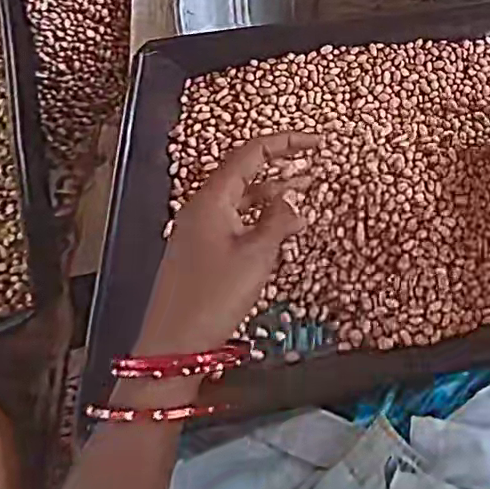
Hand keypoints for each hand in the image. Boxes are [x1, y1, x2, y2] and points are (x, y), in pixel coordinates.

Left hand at [138, 132, 321, 355]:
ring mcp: (201, 228)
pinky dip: (263, 215)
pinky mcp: (203, 249)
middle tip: (314, 158)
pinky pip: (238, 219)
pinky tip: (284, 224)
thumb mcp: (257, 255)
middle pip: (246, 171)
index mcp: (212, 199)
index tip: (316, 142)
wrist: (173, 346)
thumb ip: (279, 220)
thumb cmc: (214, 296)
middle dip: (281, 162)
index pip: (251, 153)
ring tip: (308, 188)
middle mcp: (203, 206)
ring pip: (244, 197)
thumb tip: (291, 199)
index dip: (286, 142)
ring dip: (275, 191)